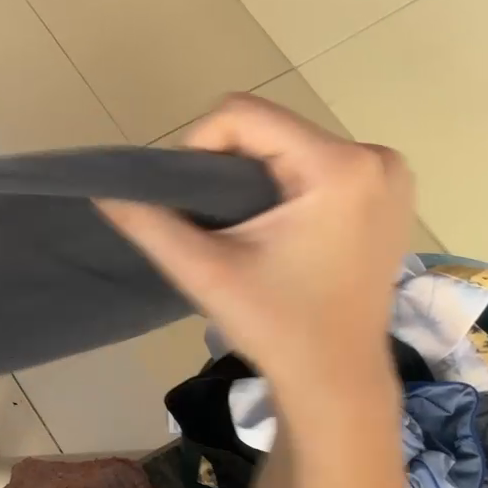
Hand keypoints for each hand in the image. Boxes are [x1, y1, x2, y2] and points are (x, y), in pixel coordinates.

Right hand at [97, 95, 413, 388]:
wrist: (335, 373)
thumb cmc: (275, 321)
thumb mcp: (199, 269)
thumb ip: (147, 222)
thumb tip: (102, 190)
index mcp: (338, 168)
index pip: (241, 114)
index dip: (196, 149)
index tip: (192, 203)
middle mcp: (373, 157)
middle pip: (263, 127)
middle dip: (222, 167)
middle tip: (213, 224)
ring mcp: (385, 174)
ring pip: (282, 143)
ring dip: (246, 177)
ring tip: (242, 231)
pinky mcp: (385, 191)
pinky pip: (308, 161)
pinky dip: (276, 185)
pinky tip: (273, 231)